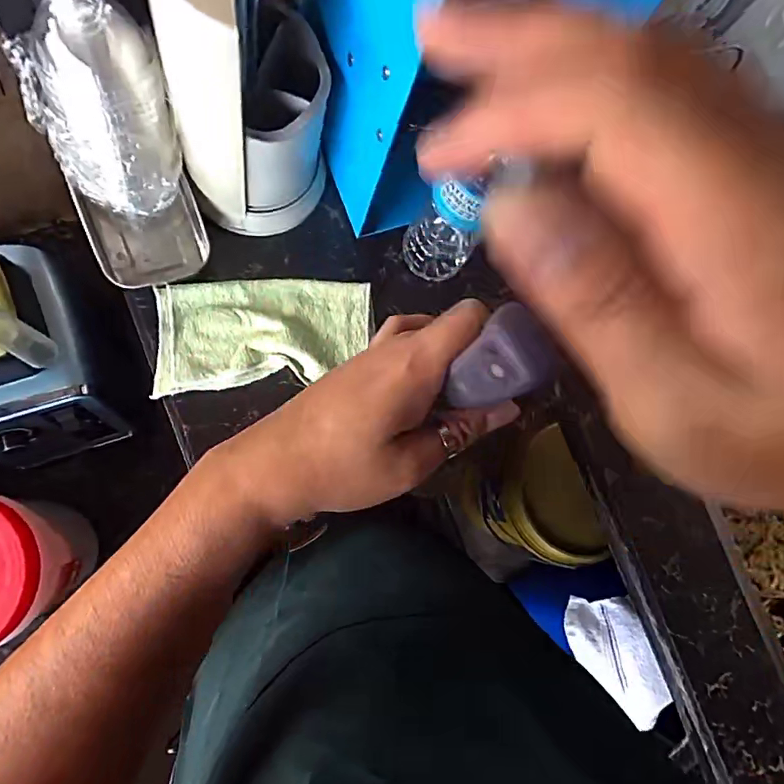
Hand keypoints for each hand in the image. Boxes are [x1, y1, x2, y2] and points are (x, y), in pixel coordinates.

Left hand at [206, 299, 520, 528]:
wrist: (270, 466)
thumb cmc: (343, 469)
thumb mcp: (411, 463)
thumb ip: (462, 431)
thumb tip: (507, 408)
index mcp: (414, 361)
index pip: (470, 314)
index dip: (499, 330)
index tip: (513, 366)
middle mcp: (394, 344)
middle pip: (450, 323)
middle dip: (478, 351)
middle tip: (487, 394)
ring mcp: (370, 351)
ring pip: (424, 333)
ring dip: (447, 357)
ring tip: (453, 400)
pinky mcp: (354, 365)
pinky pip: (400, 346)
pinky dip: (421, 362)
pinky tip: (418, 402)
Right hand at [416, 0, 783, 519]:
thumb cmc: (776, 444)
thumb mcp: (671, 406)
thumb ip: (596, 305)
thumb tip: (511, 205)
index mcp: (746, 221)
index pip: (618, 109)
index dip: (515, 110)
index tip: (438, 155)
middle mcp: (774, 158)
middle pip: (642, 55)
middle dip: (526, 37)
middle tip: (435, 30)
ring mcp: (782, 153)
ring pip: (663, 59)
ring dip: (562, 43)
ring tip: (475, 51)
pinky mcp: (772, 167)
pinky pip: (682, 93)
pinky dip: (602, 77)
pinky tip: (555, 95)